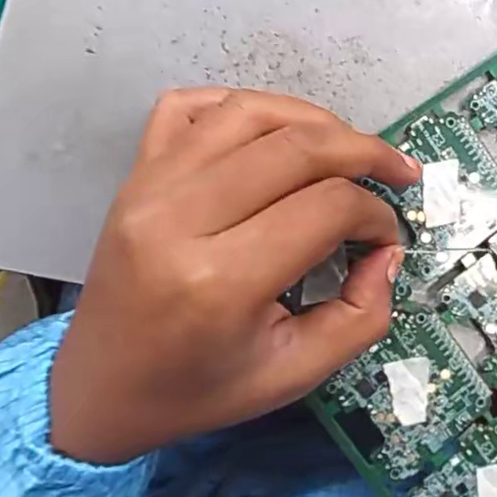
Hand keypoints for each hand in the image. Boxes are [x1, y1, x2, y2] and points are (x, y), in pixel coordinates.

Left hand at [51, 89, 418, 463]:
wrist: (100, 388)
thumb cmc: (196, 390)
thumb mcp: (294, 374)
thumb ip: (360, 316)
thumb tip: (387, 251)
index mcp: (220, 280)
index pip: (326, 207)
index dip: (375, 214)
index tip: (386, 238)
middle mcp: (179, 217)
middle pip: (295, 147)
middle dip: (362, 151)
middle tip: (396, 171)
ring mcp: (148, 186)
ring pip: (248, 112)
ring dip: (311, 119)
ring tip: (345, 146)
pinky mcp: (134, 175)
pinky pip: (187, 107)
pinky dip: (239, 106)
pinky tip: (269, 133)